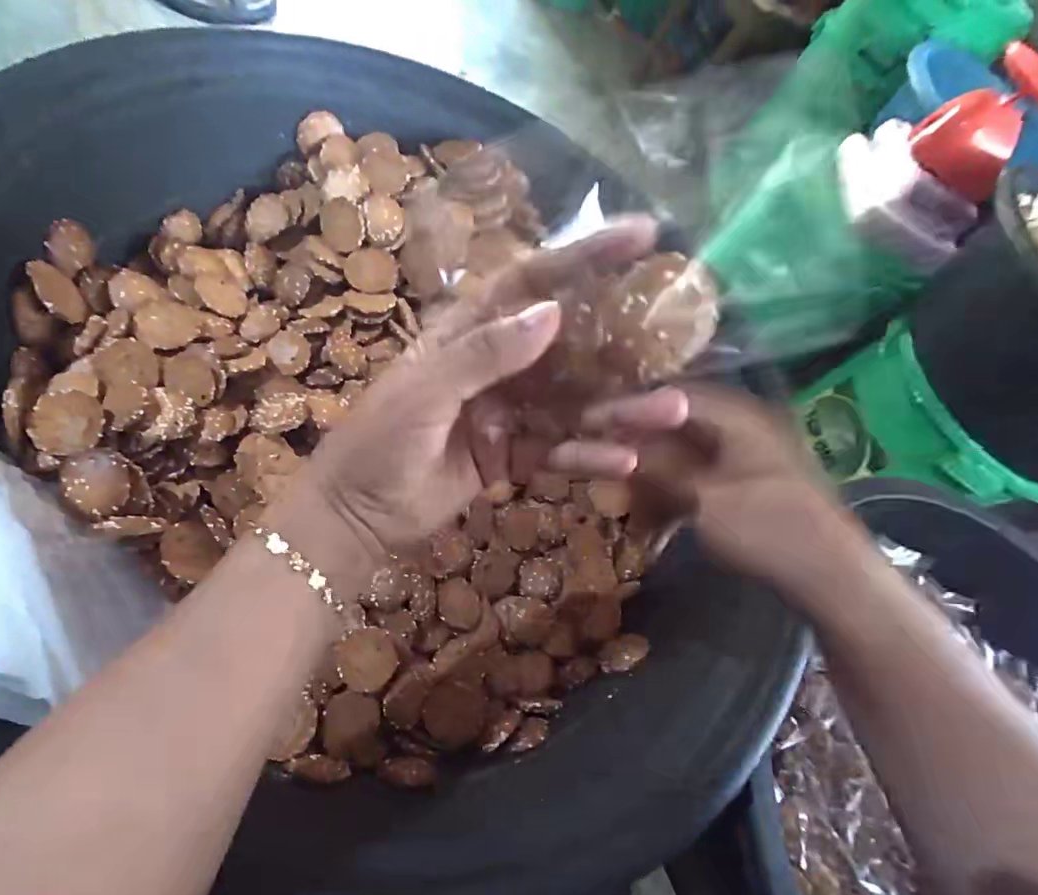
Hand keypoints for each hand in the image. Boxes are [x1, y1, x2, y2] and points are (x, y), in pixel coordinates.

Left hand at [270, 219, 662, 576]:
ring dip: (621, 409)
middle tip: (679, 334)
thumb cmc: (378, 444)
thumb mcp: (424, 392)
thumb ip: (484, 355)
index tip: (641, 235)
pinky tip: (626, 461)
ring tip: (672, 410)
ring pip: (574, 405)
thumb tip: (552, 313)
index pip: (531, 284)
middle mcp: (497, 367)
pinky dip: (590, 456)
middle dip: (621, 342)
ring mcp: (508, 414)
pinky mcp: (513, 457)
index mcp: (467, 335)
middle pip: (569, 346)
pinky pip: (560, 452)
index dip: (582, 257)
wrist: (357, 516)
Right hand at [552, 383, 861, 586]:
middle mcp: (740, 427)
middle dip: (632, 439)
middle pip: (673, 423)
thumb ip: (659, 466)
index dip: (624, 408)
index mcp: (736, 417)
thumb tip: (615, 445)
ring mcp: (745, 457)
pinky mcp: (746, 486)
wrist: (829, 574)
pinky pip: (697, 478)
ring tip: (617, 487)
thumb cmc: (768, 527)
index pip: (669, 398)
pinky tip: (652, 521)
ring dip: (649, 470)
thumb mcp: (705, 497)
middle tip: (594, 450)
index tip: (586, 422)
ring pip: (682, 452)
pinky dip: (671, 492)